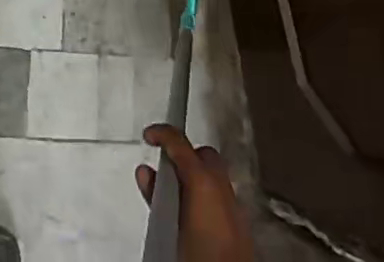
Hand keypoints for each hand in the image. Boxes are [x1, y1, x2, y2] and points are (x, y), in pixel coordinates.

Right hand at [135, 124, 255, 261]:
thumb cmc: (199, 250)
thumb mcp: (168, 221)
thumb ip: (155, 193)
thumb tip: (145, 172)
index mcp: (203, 178)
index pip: (180, 142)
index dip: (162, 133)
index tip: (149, 135)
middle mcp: (221, 183)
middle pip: (201, 154)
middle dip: (182, 155)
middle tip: (162, 166)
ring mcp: (233, 201)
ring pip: (211, 173)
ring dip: (192, 175)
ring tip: (171, 191)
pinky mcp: (239, 221)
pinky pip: (218, 192)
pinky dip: (202, 192)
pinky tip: (189, 210)